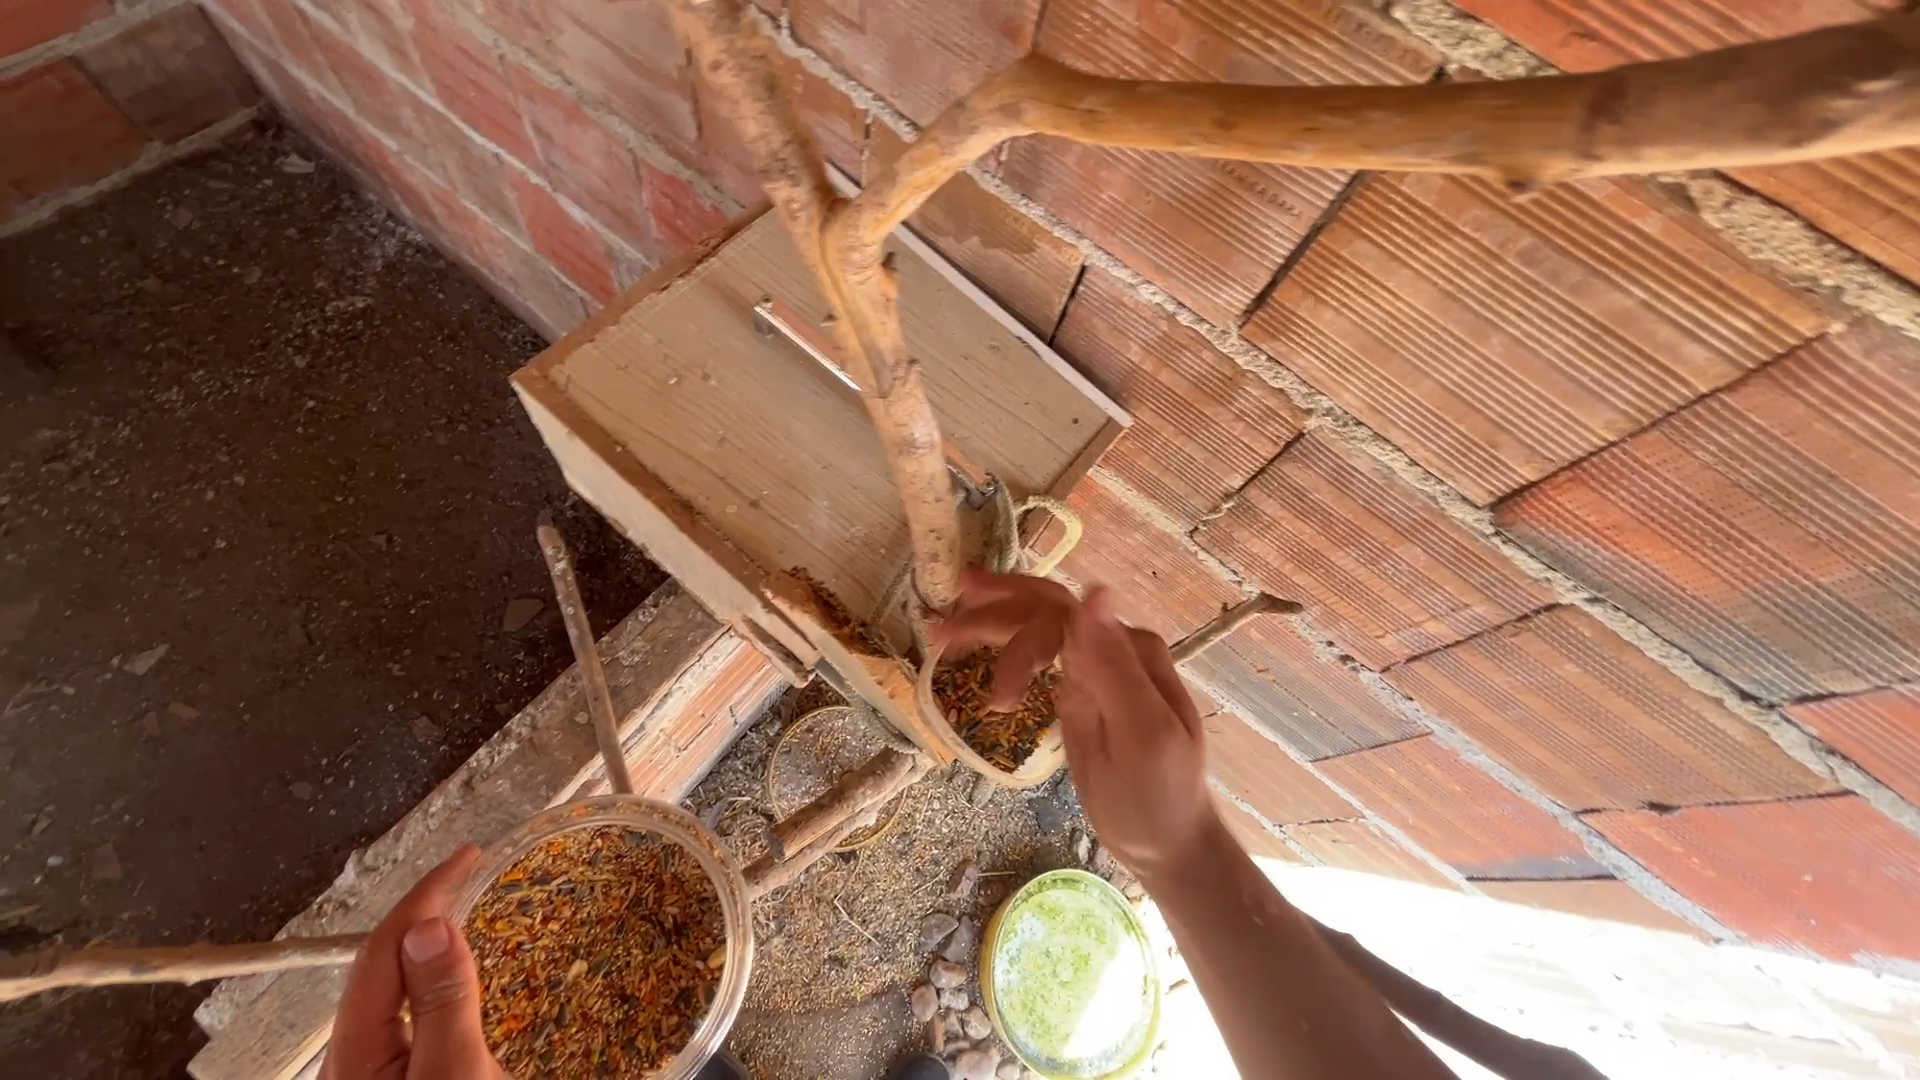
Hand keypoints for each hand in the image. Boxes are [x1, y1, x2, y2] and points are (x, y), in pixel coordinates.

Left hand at [323, 844, 507, 1079]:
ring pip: (395, 991)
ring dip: (432, 940)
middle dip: (425, 909)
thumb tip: (432, 923)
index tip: (470, 853)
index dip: (425, 894)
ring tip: (471, 905)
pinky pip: (413, 1014)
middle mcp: (355, 1064)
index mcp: (355, 1058)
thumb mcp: (457, 1073)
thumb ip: (443, 1000)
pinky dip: (442, 976)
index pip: (384, 952)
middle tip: (474, 872)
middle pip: (382, 968)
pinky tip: (465, 971)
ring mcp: (377, 1077)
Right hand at [930, 571, 1221, 878]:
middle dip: (993, 614)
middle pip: (1044, 610)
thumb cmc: (1159, 795)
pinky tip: (973, 644)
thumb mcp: (1142, 732)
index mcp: (1132, 650)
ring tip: (940, 632)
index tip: (999, 700)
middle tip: (941, 631)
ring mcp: (1093, 664)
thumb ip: (1115, 664)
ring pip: (1036, 625)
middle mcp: (1112, 646)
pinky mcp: (1077, 686)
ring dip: (990, 622)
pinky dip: (1003, 645)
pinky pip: (1038, 652)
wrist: (1166, 840)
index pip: (1064, 620)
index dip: (1022, 643)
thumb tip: (1094, 592)